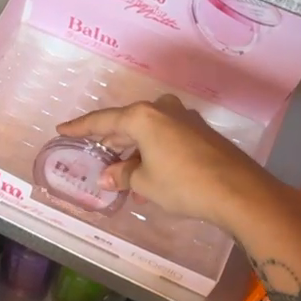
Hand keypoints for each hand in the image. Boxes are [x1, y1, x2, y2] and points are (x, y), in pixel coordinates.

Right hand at [57, 96, 294, 234]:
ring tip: (122, 168)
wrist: (238, 191)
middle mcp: (163, 109)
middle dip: (112, 140)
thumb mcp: (146, 183)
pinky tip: (149, 167)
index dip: (81, 127)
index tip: (63, 130)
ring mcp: (185, 119)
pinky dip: (153, 148)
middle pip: (128, 122)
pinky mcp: (201, 132)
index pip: (103, 120)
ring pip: (149, 129)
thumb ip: (124, 175)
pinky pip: (166, 135)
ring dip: (134, 147)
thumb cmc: (183, 184)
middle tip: (96, 154)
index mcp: (143, 116)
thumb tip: (109, 176)